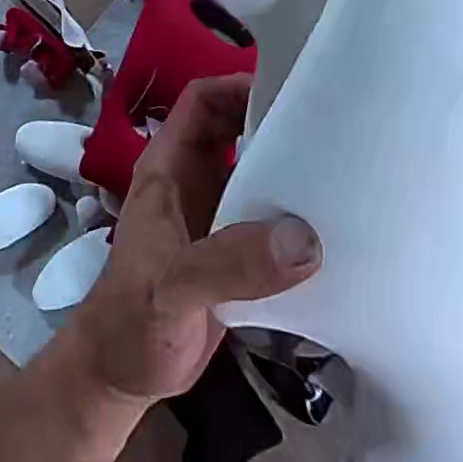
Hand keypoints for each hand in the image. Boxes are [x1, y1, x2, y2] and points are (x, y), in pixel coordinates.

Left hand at [0, 74, 319, 461]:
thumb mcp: (173, 287)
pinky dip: (296, 210)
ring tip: (342, 166)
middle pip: (236, 127)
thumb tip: (305, 240)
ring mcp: (215, 212)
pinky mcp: (234, 247)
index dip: (238, 85)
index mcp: (169, 167)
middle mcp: (194, 179)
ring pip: (257, 167)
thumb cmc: (131, 321)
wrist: (120, 376)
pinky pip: (270, 212)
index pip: (201, 100)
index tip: (291, 88)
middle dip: (277, 118)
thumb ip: (228, 263)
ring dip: (292, 164)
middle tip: (332, 123)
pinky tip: (332, 222)